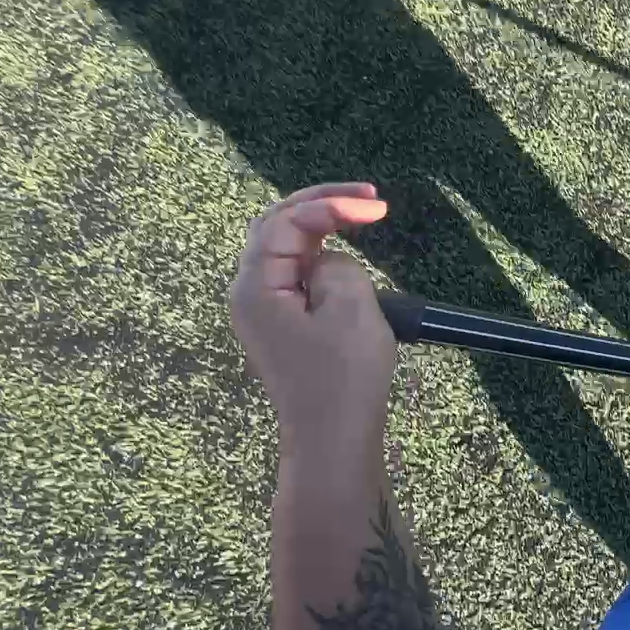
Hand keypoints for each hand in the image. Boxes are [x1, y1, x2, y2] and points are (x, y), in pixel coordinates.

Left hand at [229, 183, 394, 439]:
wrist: (334, 434)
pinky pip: (298, 275)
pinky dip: (324, 255)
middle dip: (321, 205)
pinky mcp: (285, 325)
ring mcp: (264, 310)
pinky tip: (347, 254)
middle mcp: (249, 293)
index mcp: (256, 288)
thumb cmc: (344, 375)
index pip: (286, 224)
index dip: (331, 206)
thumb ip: (338, 269)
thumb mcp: (353, 311)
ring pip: (286, 250)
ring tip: (362, 215)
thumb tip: (327, 263)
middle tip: (369, 195)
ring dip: (322, 227)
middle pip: (275, 228)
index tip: (379, 206)